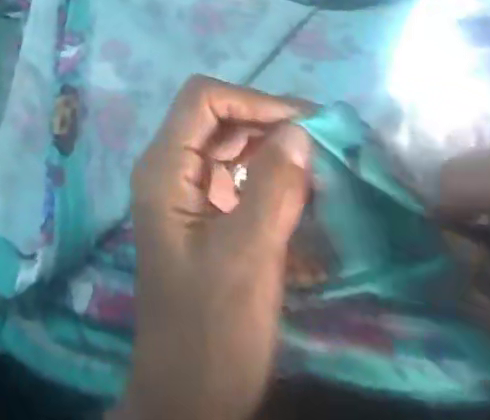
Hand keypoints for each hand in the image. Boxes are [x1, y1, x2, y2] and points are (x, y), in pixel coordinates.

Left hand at [113, 77, 313, 419]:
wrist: (186, 399)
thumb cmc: (213, 330)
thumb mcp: (249, 257)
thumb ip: (275, 188)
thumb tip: (301, 131)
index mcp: (163, 169)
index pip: (201, 100)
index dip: (253, 99)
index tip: (306, 122)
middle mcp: (168, 170)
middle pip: (215, 119)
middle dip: (267, 120)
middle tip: (326, 139)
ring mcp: (184, 194)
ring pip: (228, 147)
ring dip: (272, 147)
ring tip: (323, 160)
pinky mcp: (203, 219)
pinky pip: (236, 179)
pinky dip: (268, 176)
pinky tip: (305, 190)